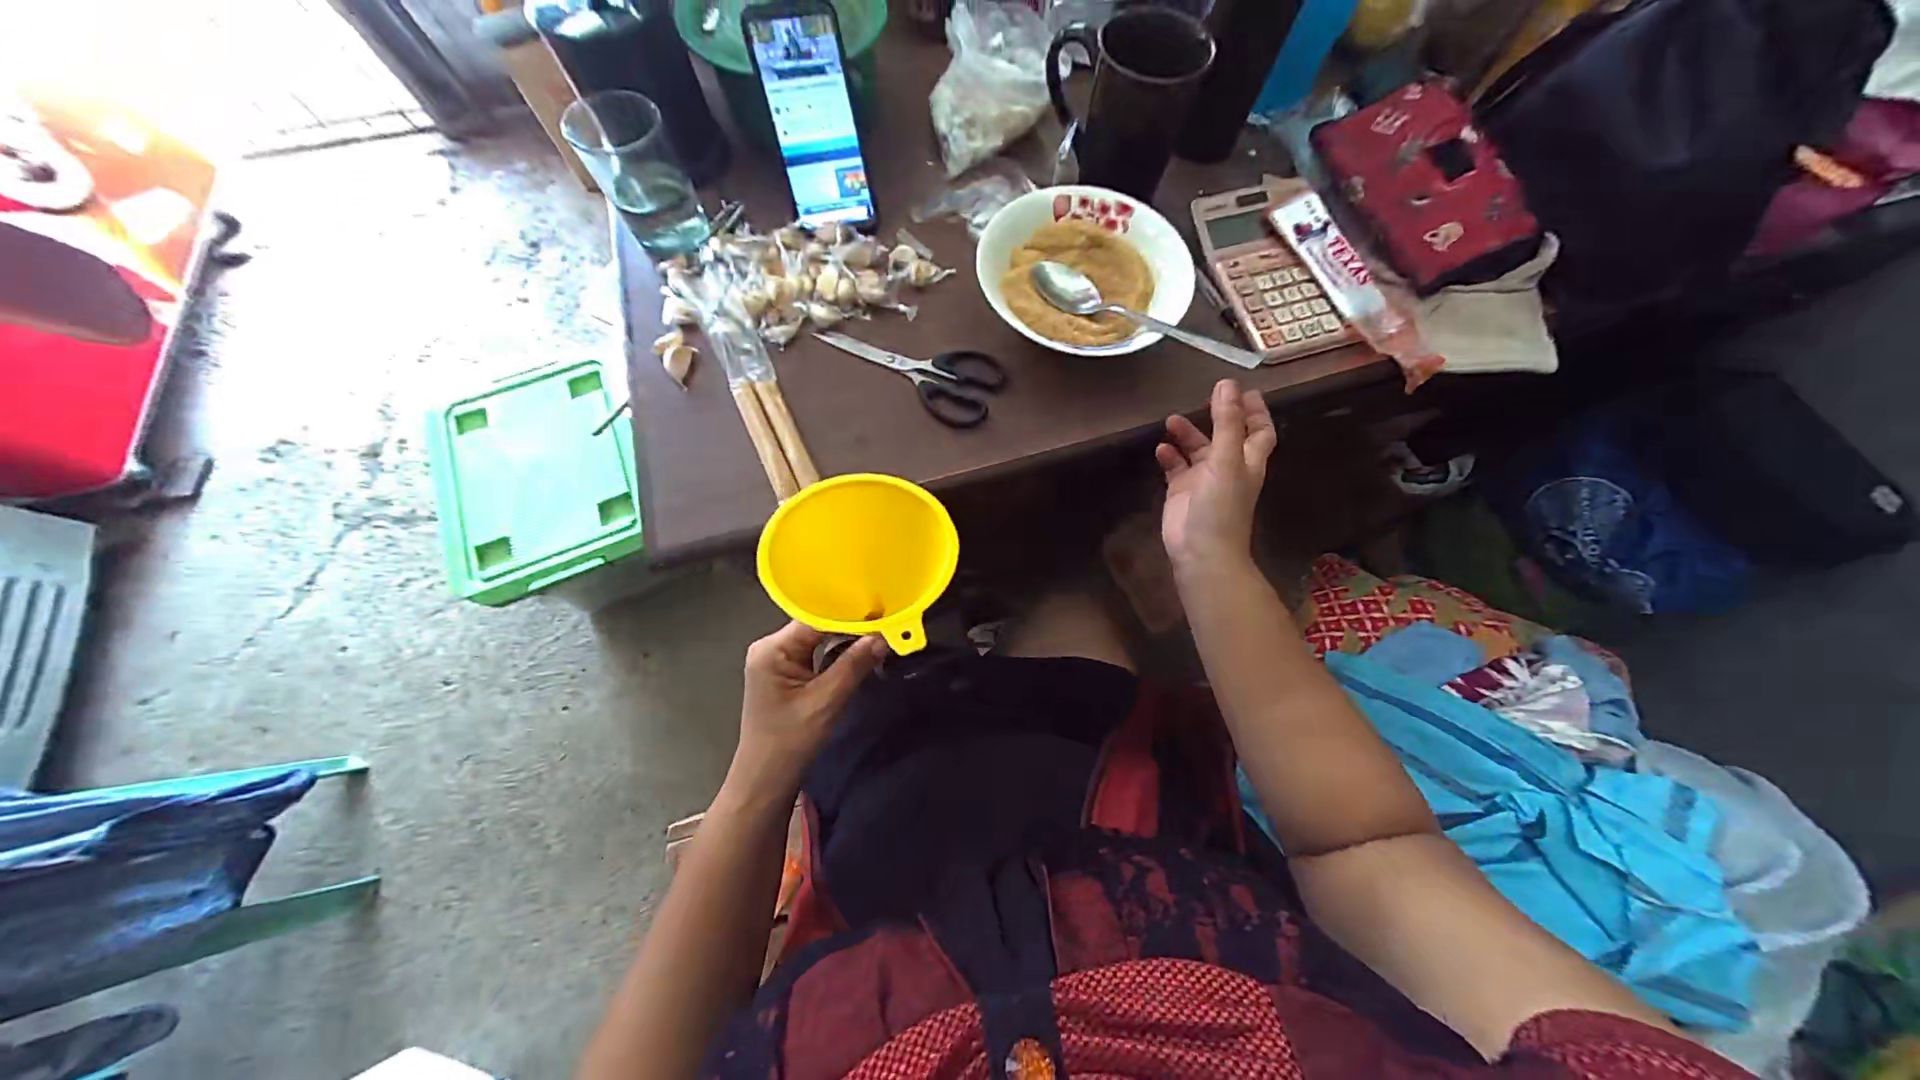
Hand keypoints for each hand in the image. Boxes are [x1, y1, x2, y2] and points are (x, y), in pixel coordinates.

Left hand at [723, 622, 886, 803]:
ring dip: (847, 638)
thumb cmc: (791, 741)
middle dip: (852, 624)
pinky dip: (838, 651)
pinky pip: (816, 651)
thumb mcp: (827, 701)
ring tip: (880, 632)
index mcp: (773, 649)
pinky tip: (861, 649)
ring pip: (818, 637)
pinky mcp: (786, 671)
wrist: (767, 778)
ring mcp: (777, 658)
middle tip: (887, 621)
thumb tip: (884, 637)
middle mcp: (771, 647)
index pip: (817, 618)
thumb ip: (855, 664)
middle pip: (817, 624)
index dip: (851, 613)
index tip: (883, 610)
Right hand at [1156, 379, 1276, 575]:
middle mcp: (1228, 468)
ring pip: (1196, 449)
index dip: (1255, 411)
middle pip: (1226, 436)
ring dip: (1186, 434)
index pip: (1259, 431)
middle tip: (1205, 397)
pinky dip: (1169, 456)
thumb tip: (1227, 385)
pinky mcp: (1181, 492)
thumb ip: (1226, 422)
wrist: (1202, 552)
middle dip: (1217, 417)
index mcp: (1248, 461)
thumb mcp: (1226, 459)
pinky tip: (1161, 448)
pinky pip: (1175, 467)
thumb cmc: (1221, 506)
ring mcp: (1203, 480)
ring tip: (1170, 420)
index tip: (1246, 391)